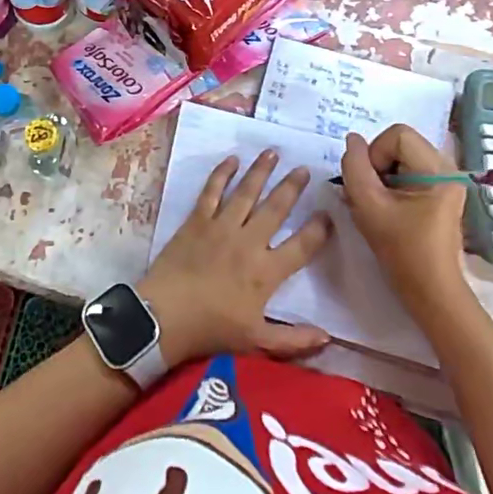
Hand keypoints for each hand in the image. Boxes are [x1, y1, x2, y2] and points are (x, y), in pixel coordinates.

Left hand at [137, 149, 333, 363]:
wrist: (164, 317)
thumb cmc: (212, 329)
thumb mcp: (256, 341)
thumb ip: (293, 340)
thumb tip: (327, 337)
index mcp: (266, 272)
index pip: (302, 246)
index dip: (318, 229)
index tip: (328, 214)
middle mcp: (248, 242)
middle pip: (276, 208)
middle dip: (292, 187)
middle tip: (304, 169)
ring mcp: (221, 228)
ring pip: (246, 192)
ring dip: (261, 171)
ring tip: (273, 153)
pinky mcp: (197, 221)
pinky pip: (212, 192)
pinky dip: (222, 174)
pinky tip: (231, 159)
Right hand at [340, 125, 468, 312]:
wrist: (431, 291)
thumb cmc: (402, 251)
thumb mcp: (368, 206)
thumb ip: (354, 167)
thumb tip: (353, 140)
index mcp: (438, 169)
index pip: (397, 134)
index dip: (374, 154)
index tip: (370, 186)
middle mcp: (447, 167)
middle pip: (399, 143)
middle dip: (376, 166)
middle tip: (368, 197)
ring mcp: (445, 180)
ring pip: (401, 158)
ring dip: (380, 176)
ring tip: (375, 205)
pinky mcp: (439, 193)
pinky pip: (408, 172)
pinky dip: (391, 185)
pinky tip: (386, 209)